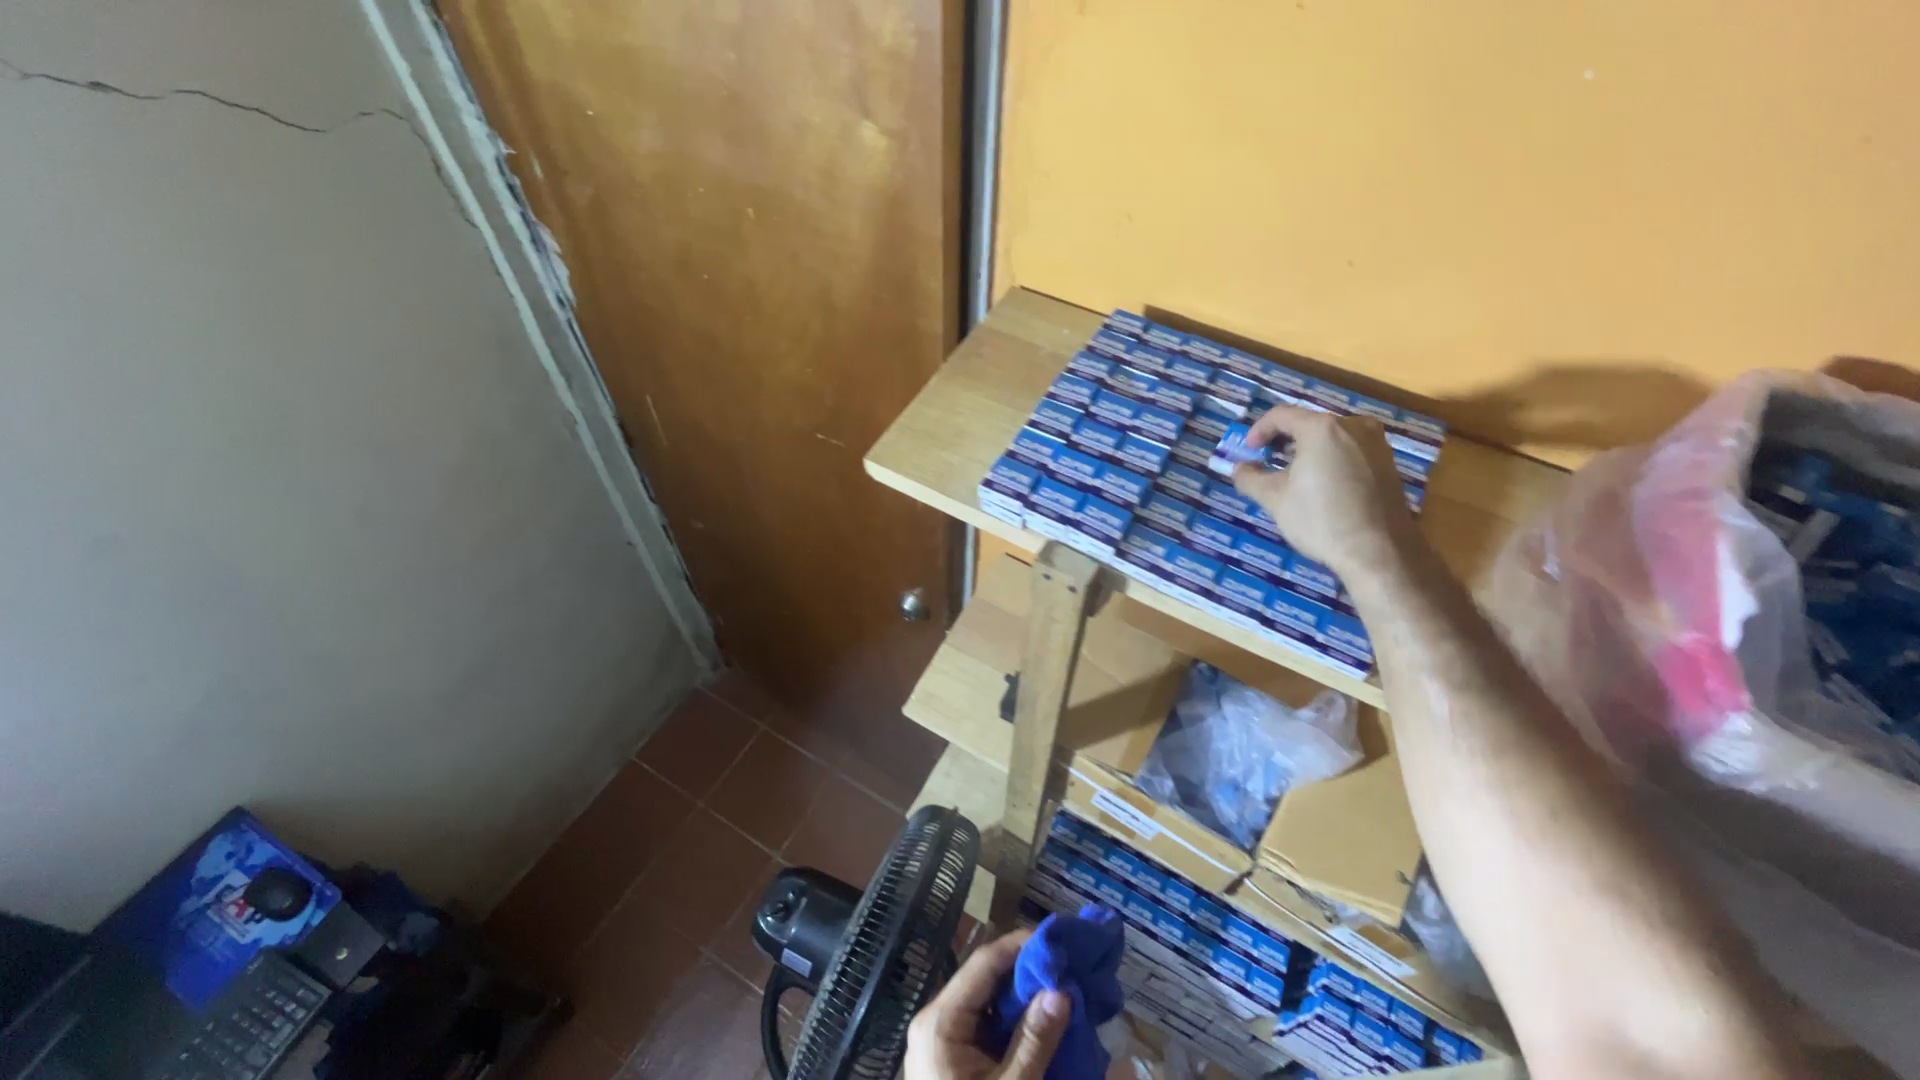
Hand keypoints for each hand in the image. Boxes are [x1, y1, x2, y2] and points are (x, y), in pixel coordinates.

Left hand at [904, 930, 1068, 1079]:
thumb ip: (1035, 1040)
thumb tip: (1061, 990)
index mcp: (941, 1020)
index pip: (984, 963)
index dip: (1022, 945)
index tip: (1060, 940)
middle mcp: (937, 1019)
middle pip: (986, 978)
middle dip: (1028, 971)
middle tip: (1071, 964)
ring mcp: (943, 1038)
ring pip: (988, 1000)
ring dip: (1025, 995)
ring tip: (1066, 986)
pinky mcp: (954, 1058)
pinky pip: (986, 1024)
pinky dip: (1016, 1020)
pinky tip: (1047, 1020)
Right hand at [1233, 404, 1419, 581]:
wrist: (1379, 551)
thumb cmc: (1321, 520)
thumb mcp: (1275, 500)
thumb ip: (1250, 478)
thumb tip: (1239, 469)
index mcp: (1322, 428)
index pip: (1282, 415)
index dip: (1259, 430)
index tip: (1249, 450)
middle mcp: (1353, 425)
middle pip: (1309, 423)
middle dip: (1285, 441)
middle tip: (1268, 462)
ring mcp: (1376, 443)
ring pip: (1332, 437)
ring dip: (1309, 450)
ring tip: (1295, 475)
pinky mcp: (1388, 463)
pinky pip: (1351, 450)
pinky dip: (1332, 459)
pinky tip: (1324, 485)